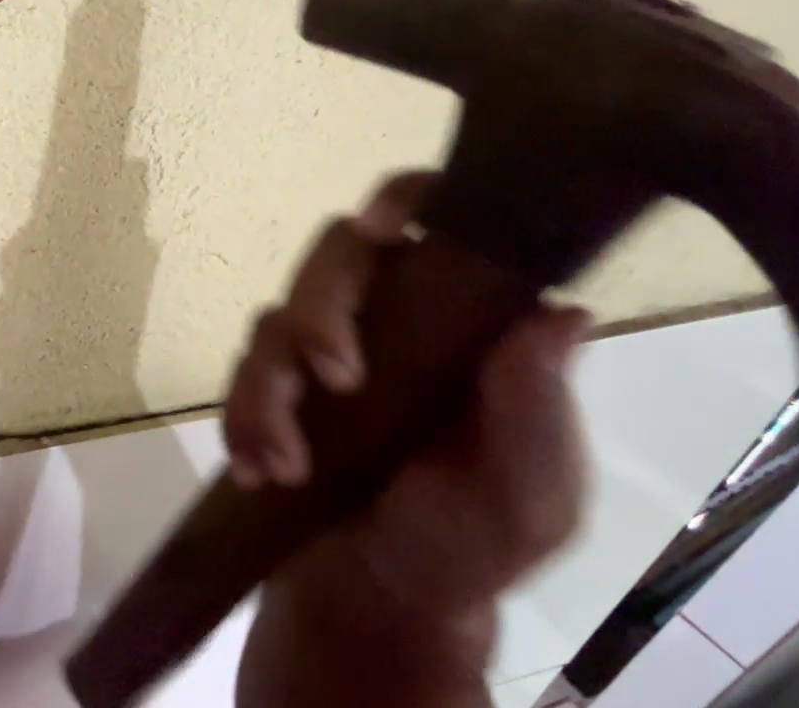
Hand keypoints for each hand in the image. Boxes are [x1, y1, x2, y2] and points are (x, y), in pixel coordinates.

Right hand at [229, 173, 591, 705]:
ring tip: (288, 466)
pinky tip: (256, 469)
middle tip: (334, 378)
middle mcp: (389, 320)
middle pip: (333, 258)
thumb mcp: (530, 494)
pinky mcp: (272, 387)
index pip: (437, 226)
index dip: (404, 201)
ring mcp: (321, 352)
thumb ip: (537, 413)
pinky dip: (240, 419)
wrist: (385, 598)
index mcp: (459, 323)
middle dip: (321, 310)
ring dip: (272, 388)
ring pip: (274, 320)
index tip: (381, 229)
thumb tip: (561, 313)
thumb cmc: (473, 542)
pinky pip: (237, 376)